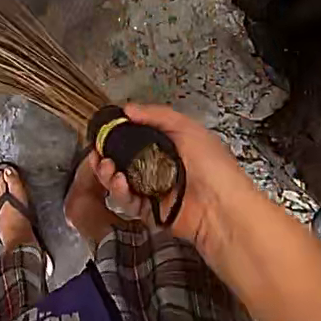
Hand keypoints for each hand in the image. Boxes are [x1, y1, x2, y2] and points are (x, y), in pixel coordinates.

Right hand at [92, 103, 263, 253]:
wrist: (222, 207)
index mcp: (167, 146)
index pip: (134, 138)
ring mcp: (152, 190)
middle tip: (98, 153)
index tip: (104, 132)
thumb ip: (157, 115)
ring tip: (106, 166)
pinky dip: (118, 191)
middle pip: (121, 161)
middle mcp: (157, 167)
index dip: (117, 135)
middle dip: (105, 156)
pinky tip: (118, 181)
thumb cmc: (212, 166)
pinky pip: (127, 201)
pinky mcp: (149, 211)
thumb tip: (128, 109)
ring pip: (120, 181)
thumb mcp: (186, 128)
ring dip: (108, 173)